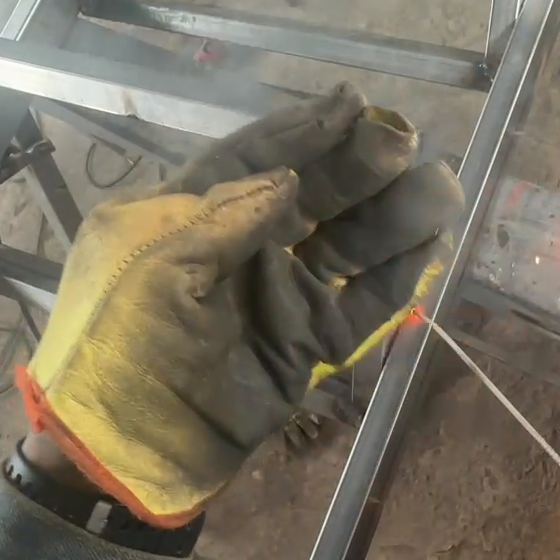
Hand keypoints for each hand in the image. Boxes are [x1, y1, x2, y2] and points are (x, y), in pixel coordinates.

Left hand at [20, 84, 462, 526]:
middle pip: (312, 196)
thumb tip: (289, 176)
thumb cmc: (119, 348)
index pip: (254, 159)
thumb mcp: (150, 267)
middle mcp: (244, 249)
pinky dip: (398, 278)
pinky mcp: (311, 343)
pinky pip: (364, 306)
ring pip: (348, 246)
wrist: (125, 455)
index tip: (353, 104)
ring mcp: (282, 296)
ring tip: (441, 186)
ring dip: (393, 216)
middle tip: (404, 141)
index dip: (303, 131)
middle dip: (358, 167)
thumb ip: (222, 216)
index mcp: (191, 218)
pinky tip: (432, 246)